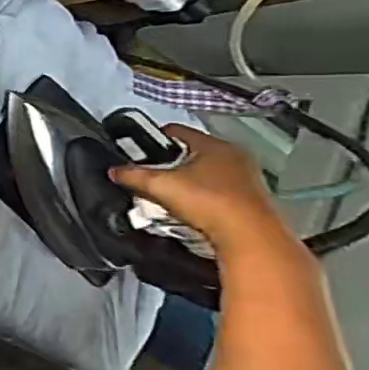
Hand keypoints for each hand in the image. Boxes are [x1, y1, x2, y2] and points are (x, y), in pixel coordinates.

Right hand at [109, 126, 301, 260]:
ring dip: (187, 181)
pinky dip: (202, 196)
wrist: (249, 239)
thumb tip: (115, 171)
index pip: (175, 131)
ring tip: (169, 195)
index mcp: (215, 145)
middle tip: (152, 176)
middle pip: (190, 152)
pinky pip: (218, 190)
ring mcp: (248, 178)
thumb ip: (132, 175)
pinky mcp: (253, 200)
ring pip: (206, 172)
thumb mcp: (159, 185)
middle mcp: (236, 156)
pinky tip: (191, 209)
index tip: (138, 151)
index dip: (153, 138)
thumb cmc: (209, 202)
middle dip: (169, 163)